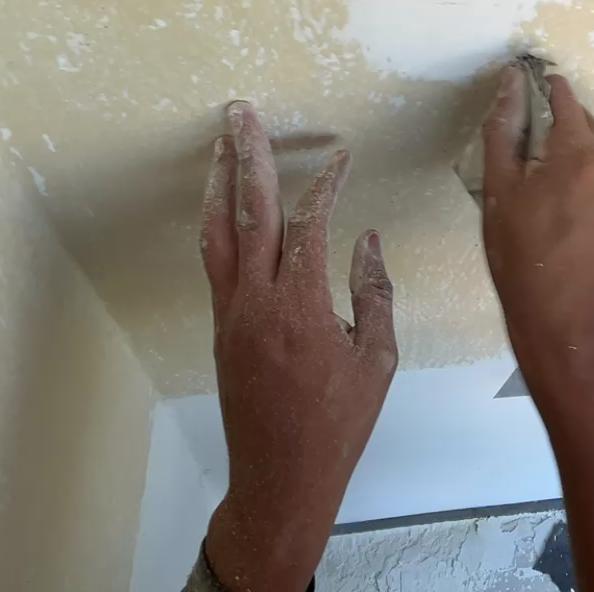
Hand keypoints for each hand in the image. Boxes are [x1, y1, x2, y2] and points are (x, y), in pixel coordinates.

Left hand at [201, 101, 396, 590]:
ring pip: (217, 232)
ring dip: (219, 182)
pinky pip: (214, 260)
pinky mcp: (221, 326)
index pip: (309, 224)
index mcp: (299, 306)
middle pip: (248, 212)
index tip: (341, 157)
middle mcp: (255, 301)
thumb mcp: (378, 361)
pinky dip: (218, 221)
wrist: (280, 480)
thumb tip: (368, 240)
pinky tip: (224, 203)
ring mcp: (231, 312)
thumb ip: (375, 294)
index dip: (326, 184)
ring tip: (220, 142)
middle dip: (246, 156)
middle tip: (241, 113)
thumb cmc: (336, 424)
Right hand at [480, 67, 593, 365]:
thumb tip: (512, 80)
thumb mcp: (499, 187)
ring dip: (575, 151)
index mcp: (579, 153)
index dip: (539, 93)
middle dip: (555, 130)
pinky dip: (593, 172)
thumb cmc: (520, 252)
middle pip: (582, 121)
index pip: (563, 96)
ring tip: (550, 189)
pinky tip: (573, 202)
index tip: (521, 102)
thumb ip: (504, 126)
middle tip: (528, 163)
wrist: (561, 310)